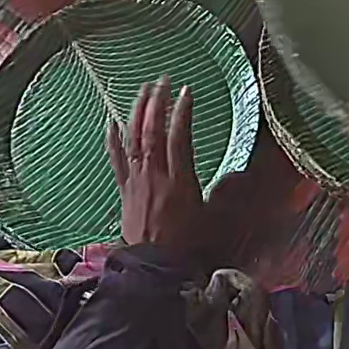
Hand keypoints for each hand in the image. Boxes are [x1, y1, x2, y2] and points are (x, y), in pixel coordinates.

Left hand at [106, 78, 204, 257]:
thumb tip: (237, 176)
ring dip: (137, 112)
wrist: (152, 268)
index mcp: (180, 181)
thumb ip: (222, 193)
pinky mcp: (124, 188)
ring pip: (134, 139)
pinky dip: (113, 139)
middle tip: (162, 81)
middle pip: (153, 131)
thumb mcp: (211, 217)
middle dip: (157, 103)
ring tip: (143, 90)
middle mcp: (156, 176)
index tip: (186, 92)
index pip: (179, 138)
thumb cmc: (187, 244)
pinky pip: (116, 159)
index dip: (182, 113)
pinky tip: (111, 121)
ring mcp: (137, 181)